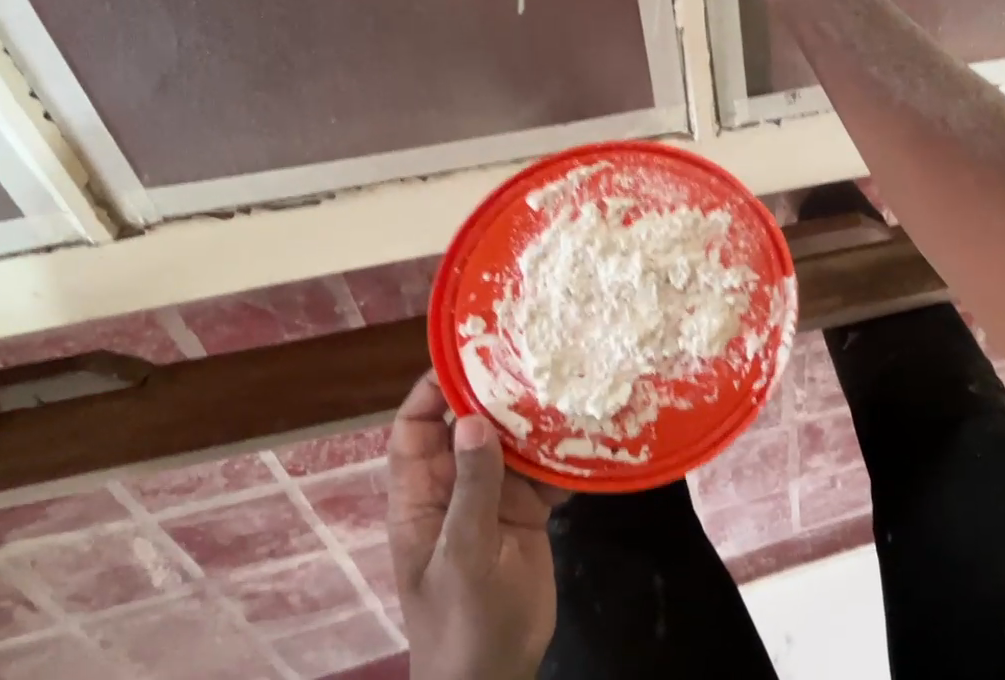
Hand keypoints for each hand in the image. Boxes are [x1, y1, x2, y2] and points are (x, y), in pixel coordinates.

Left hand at [387, 373, 566, 679]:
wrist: (495, 677)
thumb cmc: (462, 621)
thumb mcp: (463, 555)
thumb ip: (472, 489)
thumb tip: (474, 419)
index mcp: (422, 496)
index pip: (417, 429)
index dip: (433, 390)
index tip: (470, 355)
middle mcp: (456, 487)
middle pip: (470, 426)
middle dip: (497, 394)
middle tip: (536, 357)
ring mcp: (494, 499)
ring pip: (512, 444)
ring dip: (536, 419)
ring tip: (568, 384)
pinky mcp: (528, 512)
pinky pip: (545, 471)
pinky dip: (564, 453)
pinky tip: (588, 430)